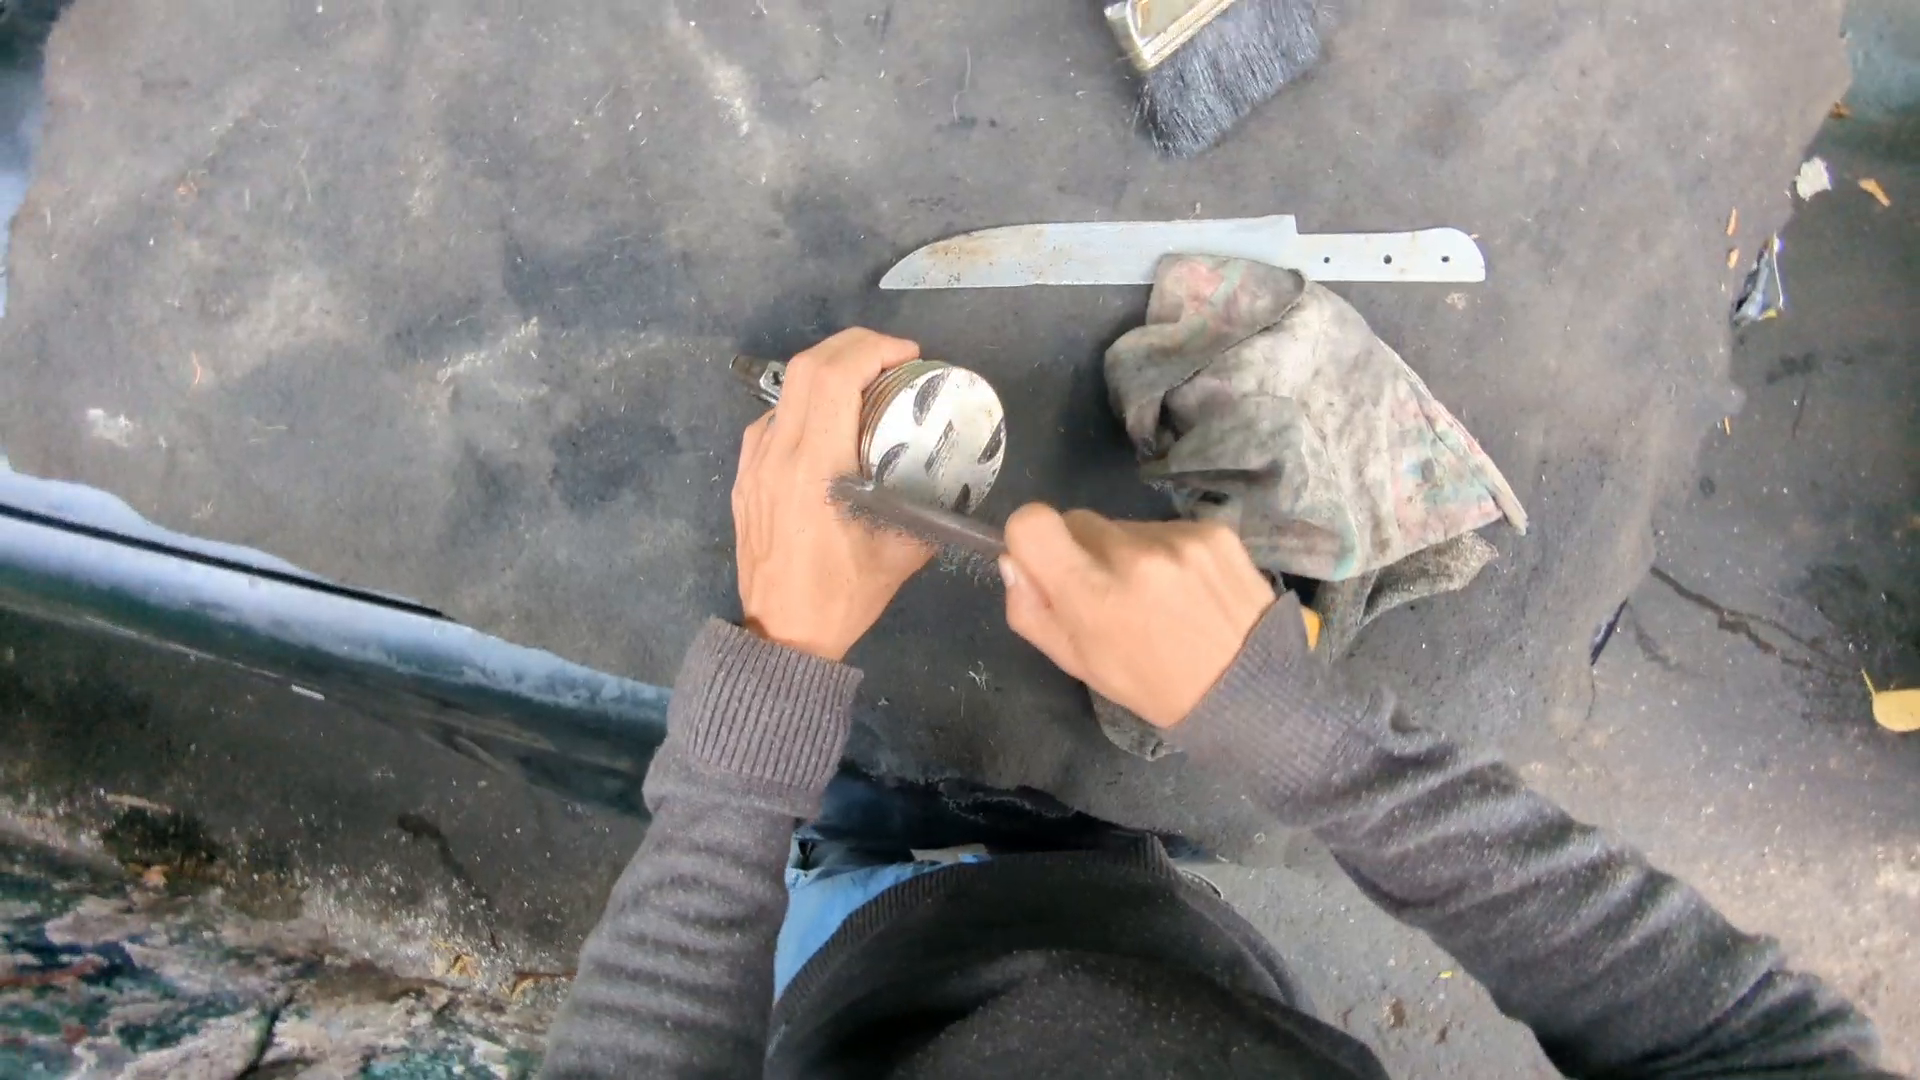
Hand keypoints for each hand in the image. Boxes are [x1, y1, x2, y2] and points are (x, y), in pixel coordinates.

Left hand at [732, 329, 934, 661]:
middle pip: (806, 367)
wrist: (780, 635)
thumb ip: (928, 513)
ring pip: (786, 390)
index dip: (874, 350)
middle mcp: (777, 454)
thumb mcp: (900, 557)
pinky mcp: (743, 478)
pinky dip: (804, 406)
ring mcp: (753, 464)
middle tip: (892, 359)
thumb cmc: (841, 598)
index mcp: (815, 468)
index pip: (835, 377)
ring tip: (865, 386)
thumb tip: (955, 485)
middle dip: (853, 346)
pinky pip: (771, 421)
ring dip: (827, 372)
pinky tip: (828, 426)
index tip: (909, 357)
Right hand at [999, 505, 1276, 727]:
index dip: (1027, 535)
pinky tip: (1188, 588)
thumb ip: (1032, 611)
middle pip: (1076, 520)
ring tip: (1158, 597)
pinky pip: (1164, 528)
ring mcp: (1178, 539)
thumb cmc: (1153, 685)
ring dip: (1126, 552)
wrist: (1253, 692)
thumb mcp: (1079, 664)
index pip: (1032, 522)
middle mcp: (1133, 555)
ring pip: (1122, 526)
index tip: (1042, 559)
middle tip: (1108, 591)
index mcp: (1094, 595)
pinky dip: (1166, 552)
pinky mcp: (1213, 530)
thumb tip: (1014, 561)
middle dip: (1080, 550)